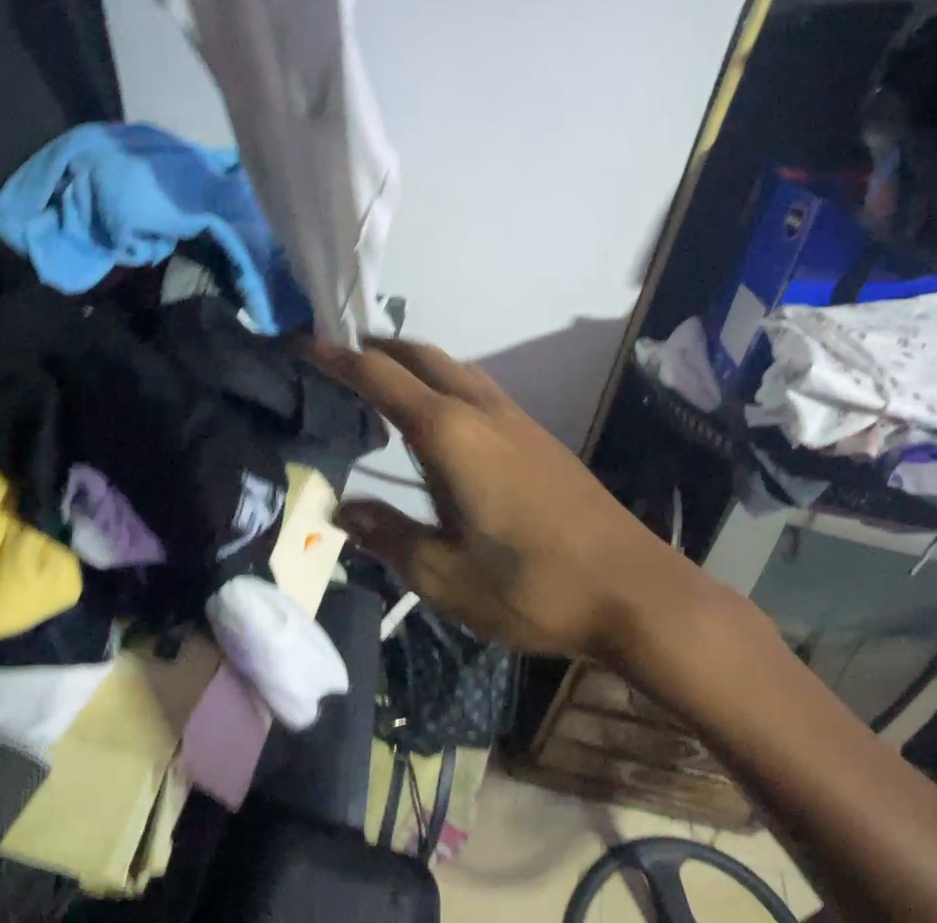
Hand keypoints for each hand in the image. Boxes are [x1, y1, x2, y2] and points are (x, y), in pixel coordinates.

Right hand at [305, 338, 684, 659]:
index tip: (302, 342)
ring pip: (458, 371)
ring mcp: (520, 423)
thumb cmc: (532, 587)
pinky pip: (482, 394)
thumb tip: (344, 510)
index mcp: (452, 435)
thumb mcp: (445, 576)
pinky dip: (448, 388)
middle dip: (380, 349)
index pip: (380, 378)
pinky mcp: (542, 442)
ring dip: (418, 366)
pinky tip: (443, 427)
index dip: (337, 358)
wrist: (634, 592)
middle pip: (424, 358)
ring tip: (385, 384)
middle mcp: (485, 413)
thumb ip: (389, 537)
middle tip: (341, 356)